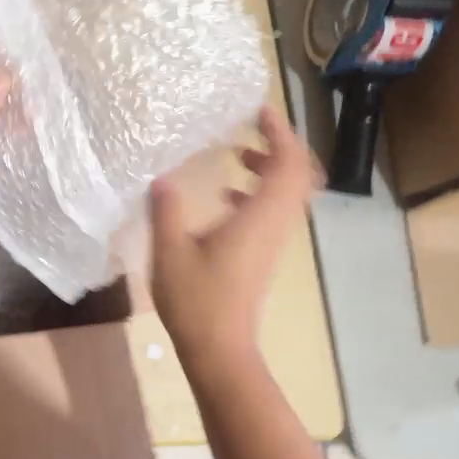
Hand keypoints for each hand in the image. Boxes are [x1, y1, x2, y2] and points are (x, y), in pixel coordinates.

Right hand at [150, 106, 319, 358]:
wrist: (219, 347)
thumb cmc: (196, 299)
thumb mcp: (169, 251)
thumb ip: (166, 210)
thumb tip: (161, 177)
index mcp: (259, 217)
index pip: (287, 164)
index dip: (280, 132)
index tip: (258, 111)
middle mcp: (274, 224)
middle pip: (296, 175)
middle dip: (277, 146)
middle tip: (248, 129)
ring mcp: (272, 241)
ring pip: (286, 193)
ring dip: (268, 169)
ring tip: (235, 156)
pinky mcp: (262, 255)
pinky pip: (273, 211)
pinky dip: (257, 193)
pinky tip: (224, 198)